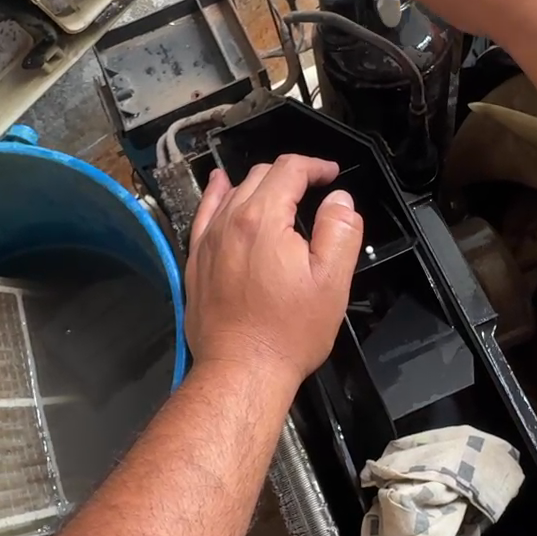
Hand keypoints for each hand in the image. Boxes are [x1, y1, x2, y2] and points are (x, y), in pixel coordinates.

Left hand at [185, 155, 363, 388]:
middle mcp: (229, 223)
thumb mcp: (331, 281)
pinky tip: (221, 186)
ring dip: (260, 185)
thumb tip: (338, 200)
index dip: (315, 166)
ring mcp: (208, 242)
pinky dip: (217, 195)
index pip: (288, 170)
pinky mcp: (196, 262)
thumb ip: (339, 231)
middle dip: (291, 175)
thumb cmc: (288, 332)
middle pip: (260, 176)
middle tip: (313, 188)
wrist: (242, 369)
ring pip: (233, 193)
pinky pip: (204, 214)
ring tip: (280, 190)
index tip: (330, 175)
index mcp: (263, 220)